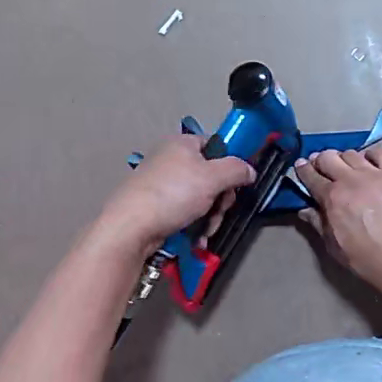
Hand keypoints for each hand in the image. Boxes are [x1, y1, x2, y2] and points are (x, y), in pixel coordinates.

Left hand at [95, 136, 254, 256]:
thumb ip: (236, 170)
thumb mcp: (212, 177)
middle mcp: (171, 159)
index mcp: (182, 143)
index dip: (230, 164)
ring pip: (201, 198)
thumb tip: (250, 170)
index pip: (215, 145)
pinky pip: (186, 212)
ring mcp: (163, 184)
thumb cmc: (173, 193)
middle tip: (219, 209)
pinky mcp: (158, 206)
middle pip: (211, 175)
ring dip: (209, 216)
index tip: (236, 183)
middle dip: (220, 198)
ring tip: (204, 229)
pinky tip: (196, 238)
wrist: (132, 226)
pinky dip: (194, 225)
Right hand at [293, 146, 381, 289]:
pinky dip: (371, 154)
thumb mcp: (333, 245)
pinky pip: (380, 153)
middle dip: (320, 160)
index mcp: (331, 197)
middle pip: (328, 157)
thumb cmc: (365, 257)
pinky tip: (369, 163)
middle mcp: (349, 179)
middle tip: (321, 168)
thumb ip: (317, 223)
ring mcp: (373, 174)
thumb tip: (304, 209)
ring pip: (351, 153)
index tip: (300, 165)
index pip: (310, 175)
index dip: (302, 169)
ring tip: (346, 167)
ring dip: (343, 158)